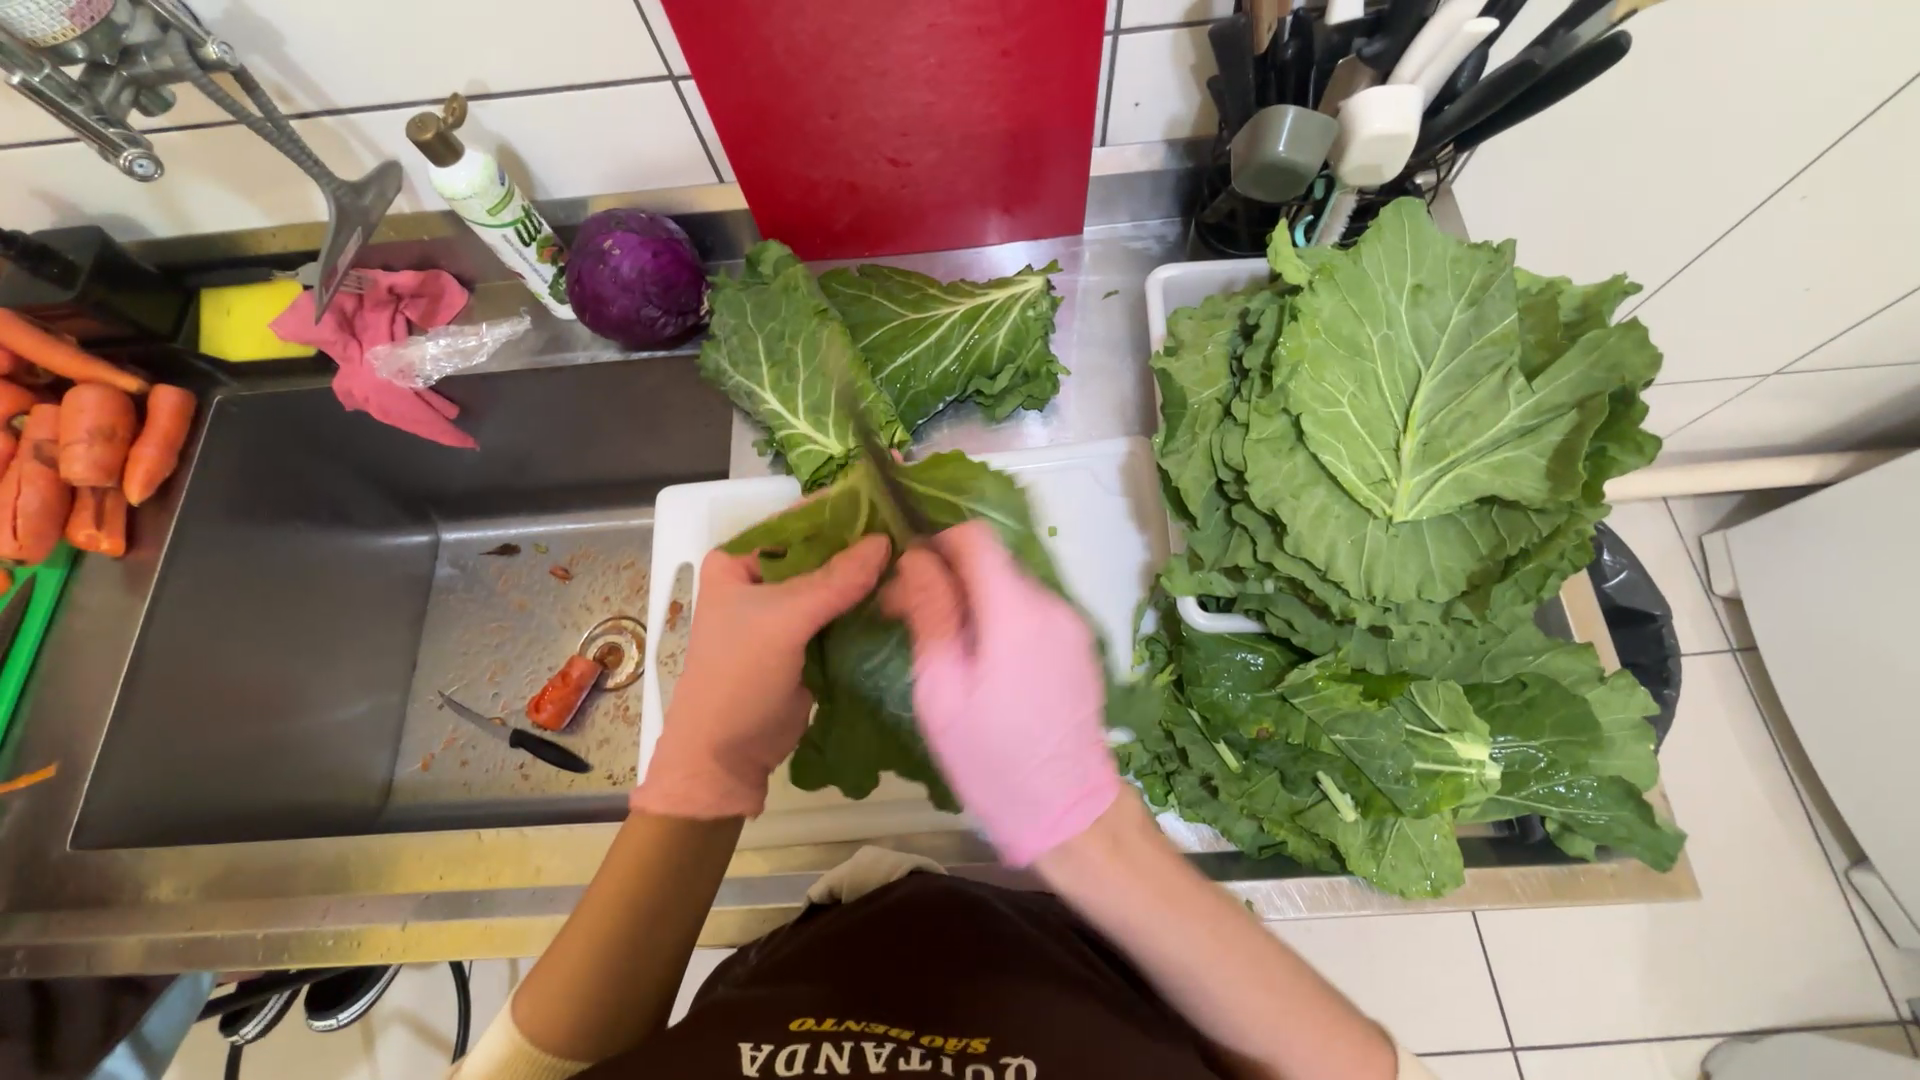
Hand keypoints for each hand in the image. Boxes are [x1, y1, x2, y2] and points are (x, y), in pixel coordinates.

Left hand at [632, 534, 890, 818]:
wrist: (726, 756)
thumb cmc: (738, 677)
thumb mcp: (783, 621)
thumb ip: (835, 581)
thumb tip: (885, 541)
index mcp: (739, 561)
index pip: (796, 524)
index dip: (840, 515)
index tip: (889, 504)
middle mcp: (762, 581)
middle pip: (822, 554)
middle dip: (862, 549)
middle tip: (915, 535)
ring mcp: (788, 614)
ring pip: (837, 586)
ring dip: (870, 581)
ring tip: (918, 562)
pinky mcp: (809, 643)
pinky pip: (844, 617)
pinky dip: (869, 610)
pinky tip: (904, 597)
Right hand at [880, 522, 1121, 865]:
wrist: (1068, 810)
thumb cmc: (992, 760)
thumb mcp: (941, 693)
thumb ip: (931, 615)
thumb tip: (917, 558)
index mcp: (1016, 612)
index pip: (974, 537)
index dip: (935, 544)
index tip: (906, 578)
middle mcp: (1052, 605)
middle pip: (992, 561)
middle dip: (947, 576)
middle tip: (909, 617)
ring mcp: (1073, 624)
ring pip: (1010, 585)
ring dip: (973, 599)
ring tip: (945, 647)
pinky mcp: (1080, 644)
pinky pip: (1032, 611)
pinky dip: (1001, 618)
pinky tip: (983, 662)